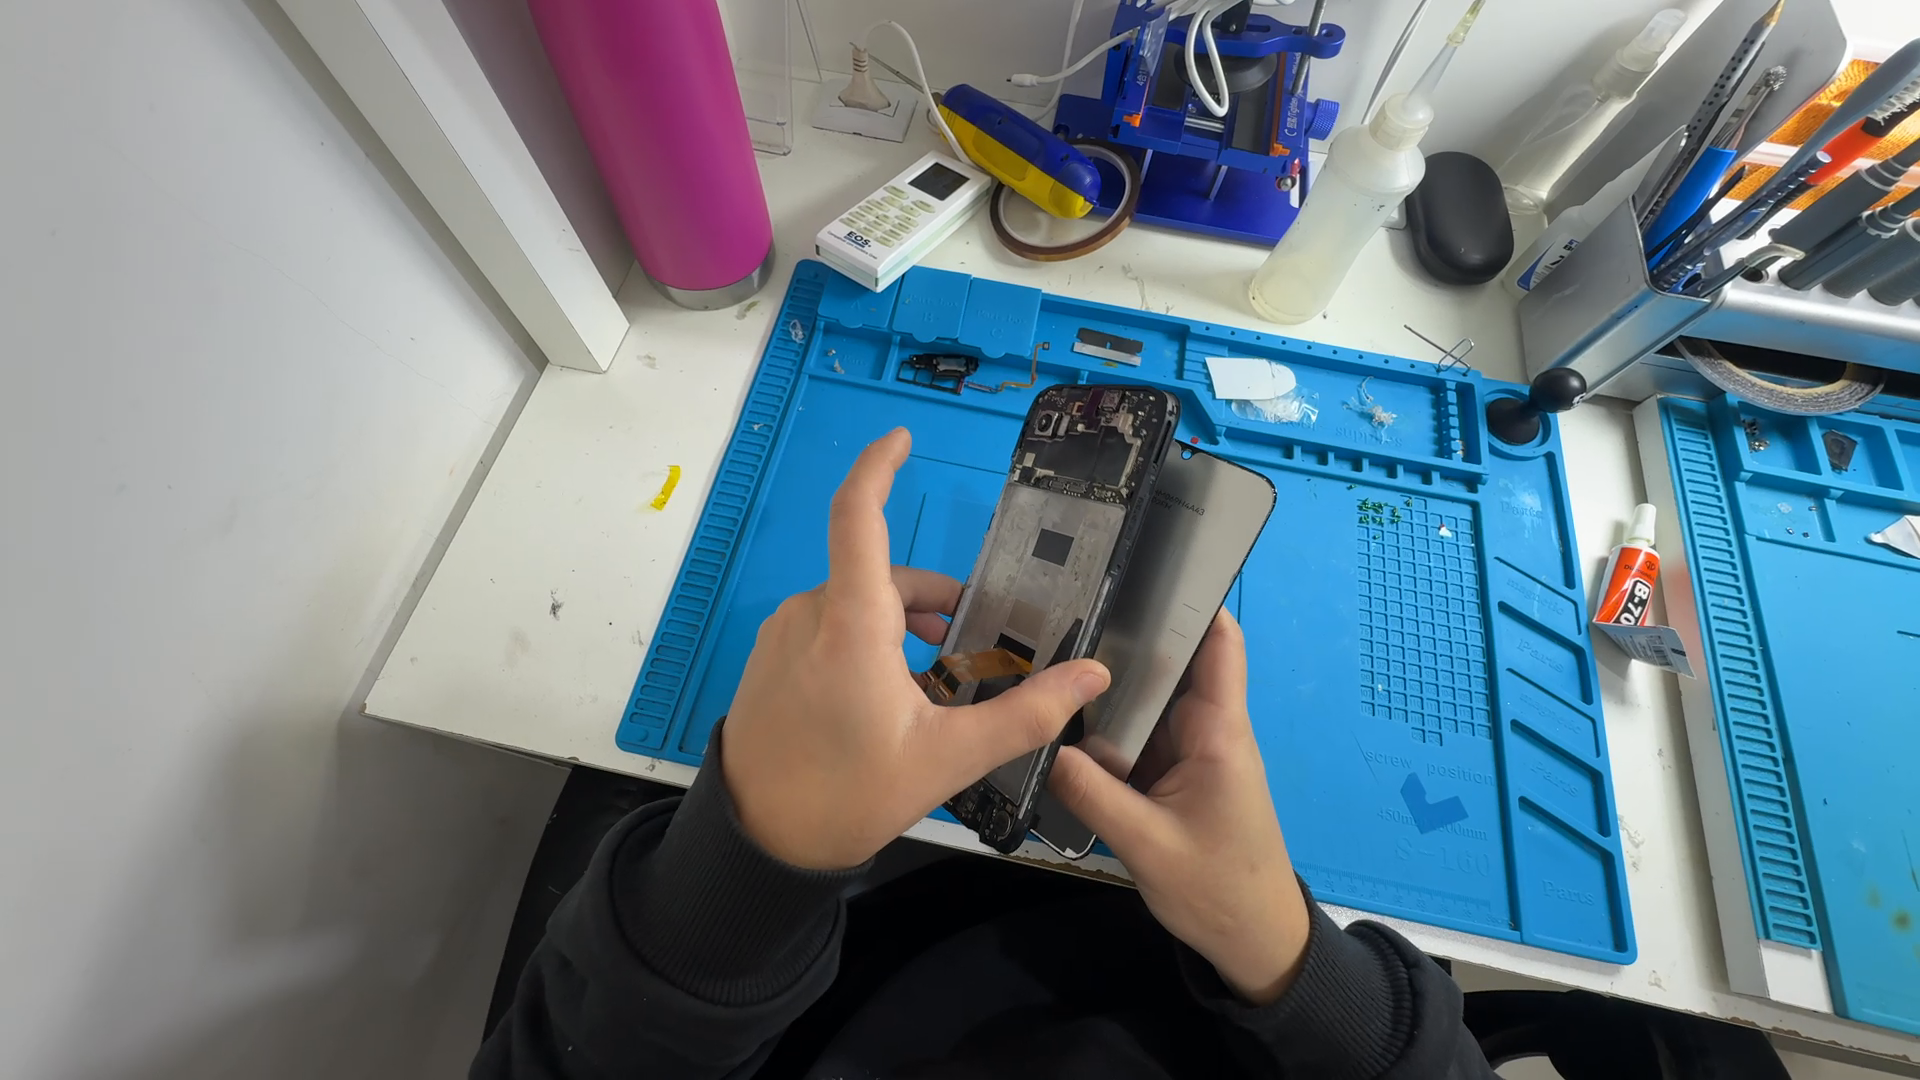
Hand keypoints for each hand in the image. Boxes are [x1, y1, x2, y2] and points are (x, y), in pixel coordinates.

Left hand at [721, 428, 1110, 870]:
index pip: (857, 515)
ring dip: (903, 628)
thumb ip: (1025, 713)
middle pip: (884, 578)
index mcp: (850, 622)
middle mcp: (810, 612)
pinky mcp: (771, 655)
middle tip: (972, 658)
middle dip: (934, 606)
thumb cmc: (848, 796)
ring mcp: (784, 634)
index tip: (903, 439)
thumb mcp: (948, 758)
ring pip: (858, 605)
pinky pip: (830, 626)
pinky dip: (868, 641)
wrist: (757, 844)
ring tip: (932, 686)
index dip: (879, 467)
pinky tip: (885, 695)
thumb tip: (1091, 674)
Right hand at [1048, 610, 1310, 1004]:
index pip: (1219, 646)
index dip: (1194, 601)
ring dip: (1112, 674)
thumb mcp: (1148, 845)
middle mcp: (1204, 727)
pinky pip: (1137, 729)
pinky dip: (1108, 716)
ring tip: (1056, 644)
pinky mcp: (1171, 769)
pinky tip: (1067, 704)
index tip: (1145, 570)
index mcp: (1217, 732)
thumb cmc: (1219, 890)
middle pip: (1172, 661)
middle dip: (1129, 631)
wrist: (1254, 943)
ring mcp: (1187, 748)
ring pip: (1149, 695)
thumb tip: (1040, 744)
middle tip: (1067, 606)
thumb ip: (1092, 794)